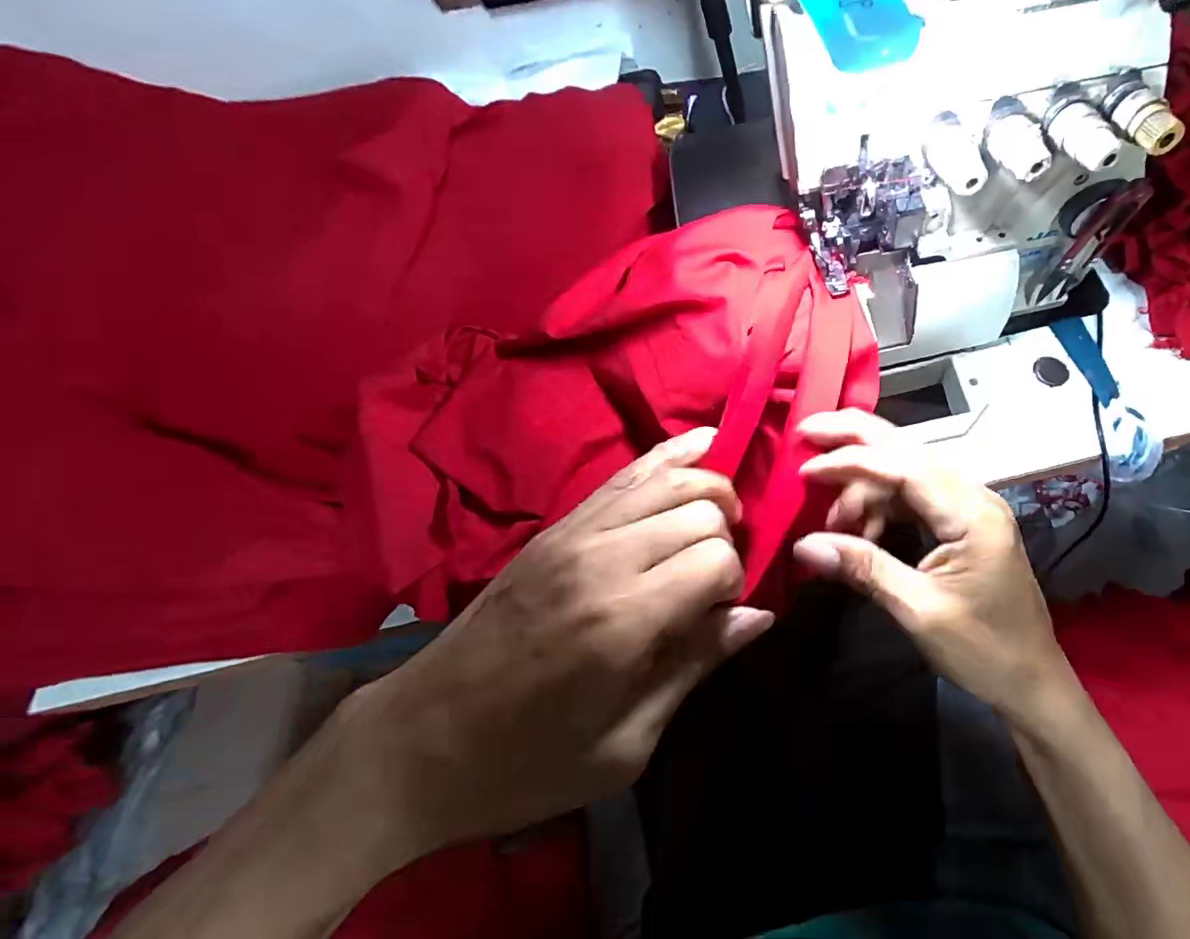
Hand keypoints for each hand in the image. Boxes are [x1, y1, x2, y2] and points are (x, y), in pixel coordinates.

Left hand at [334, 427, 772, 857]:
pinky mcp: (556, 528)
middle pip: (703, 509)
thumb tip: (761, 614)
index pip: (717, 560)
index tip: (717, 618)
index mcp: (621, 620)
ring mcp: (574, 534)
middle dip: (728, 539)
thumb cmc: (525, 762)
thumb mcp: (625, 744)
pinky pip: (628, 474)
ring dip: (713, 490)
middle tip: (714, 580)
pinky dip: (672, 457)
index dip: (734, 586)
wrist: (409, 749)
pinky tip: (705, 445)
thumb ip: (696, 666)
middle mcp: (601, 560)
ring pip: (673, 478)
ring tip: (723, 520)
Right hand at [790, 409, 1071, 729]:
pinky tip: (862, 529)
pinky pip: (919, 498)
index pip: (906, 467)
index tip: (806, 470)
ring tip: (832, 519)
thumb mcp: (918, 610)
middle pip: (910, 453)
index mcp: (973, 513)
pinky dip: (886, 506)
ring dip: (868, 485)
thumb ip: (864, 568)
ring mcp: (974, 508)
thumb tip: (805, 545)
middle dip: (857, 441)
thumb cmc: (982, 649)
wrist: (1030, 678)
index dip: (853, 462)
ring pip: (911, 474)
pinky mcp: (967, 523)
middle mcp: (976, 497)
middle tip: (807, 434)